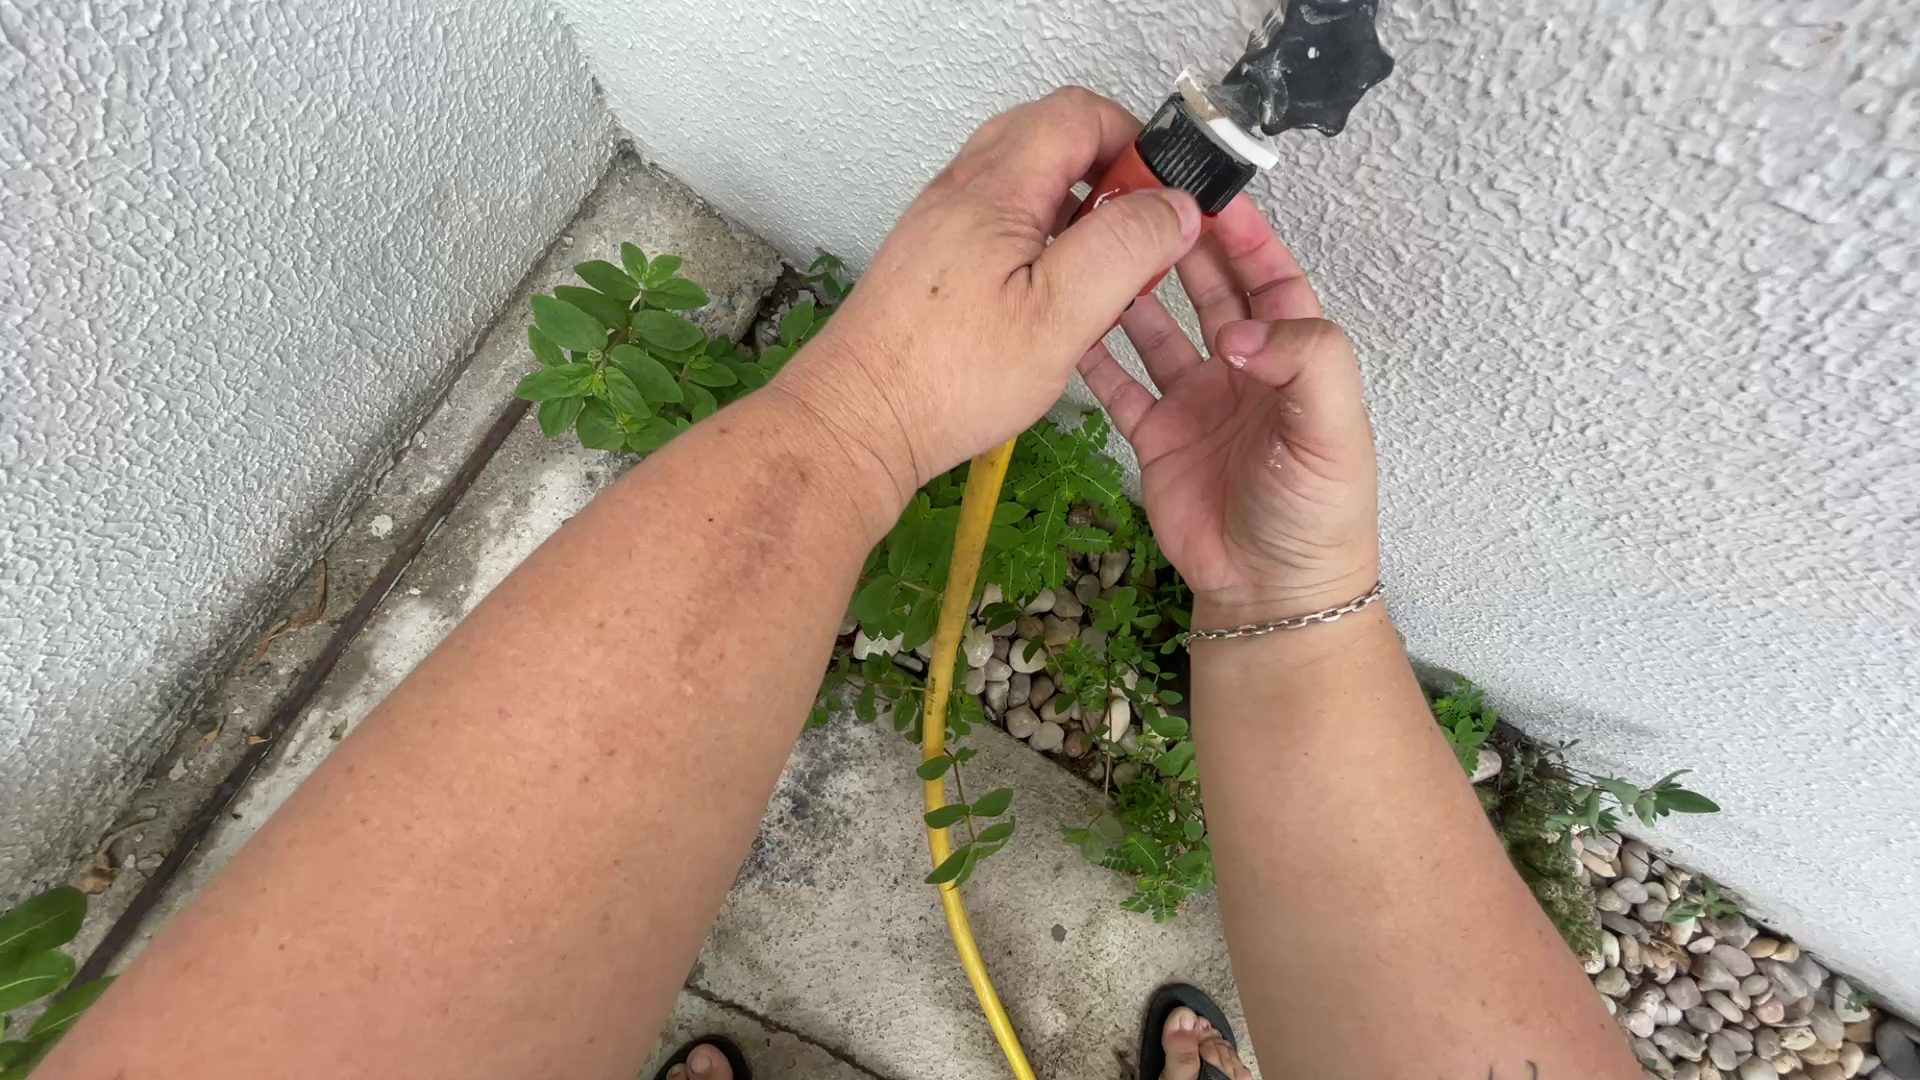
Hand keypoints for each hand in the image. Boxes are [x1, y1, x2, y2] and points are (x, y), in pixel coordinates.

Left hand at [771, 87, 1202, 506]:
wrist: (860, 420)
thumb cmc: (951, 379)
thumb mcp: (1059, 316)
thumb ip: (1124, 248)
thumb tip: (1173, 206)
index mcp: (994, 187)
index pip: (1079, 114)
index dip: (1133, 142)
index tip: (1158, 199)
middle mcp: (957, 191)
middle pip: (1046, 139)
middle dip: (1102, 174)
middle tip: (1128, 233)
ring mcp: (937, 225)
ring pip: (1019, 184)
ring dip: (1067, 210)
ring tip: (1090, 273)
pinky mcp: (927, 263)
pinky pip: (992, 224)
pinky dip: (1032, 240)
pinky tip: (1042, 295)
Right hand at [1076, 196, 1379, 627]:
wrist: (1266, 584)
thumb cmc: (1315, 507)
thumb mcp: (1333, 427)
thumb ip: (1305, 360)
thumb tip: (1238, 330)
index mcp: (1293, 358)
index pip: (1271, 280)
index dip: (1245, 238)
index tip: (1211, 198)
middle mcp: (1241, 371)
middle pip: (1209, 295)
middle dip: (1181, 252)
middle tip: (1144, 210)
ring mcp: (1193, 402)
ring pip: (1157, 335)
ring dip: (1133, 298)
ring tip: (1100, 258)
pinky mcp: (1155, 436)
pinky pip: (1121, 389)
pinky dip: (1098, 361)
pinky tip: (1075, 331)